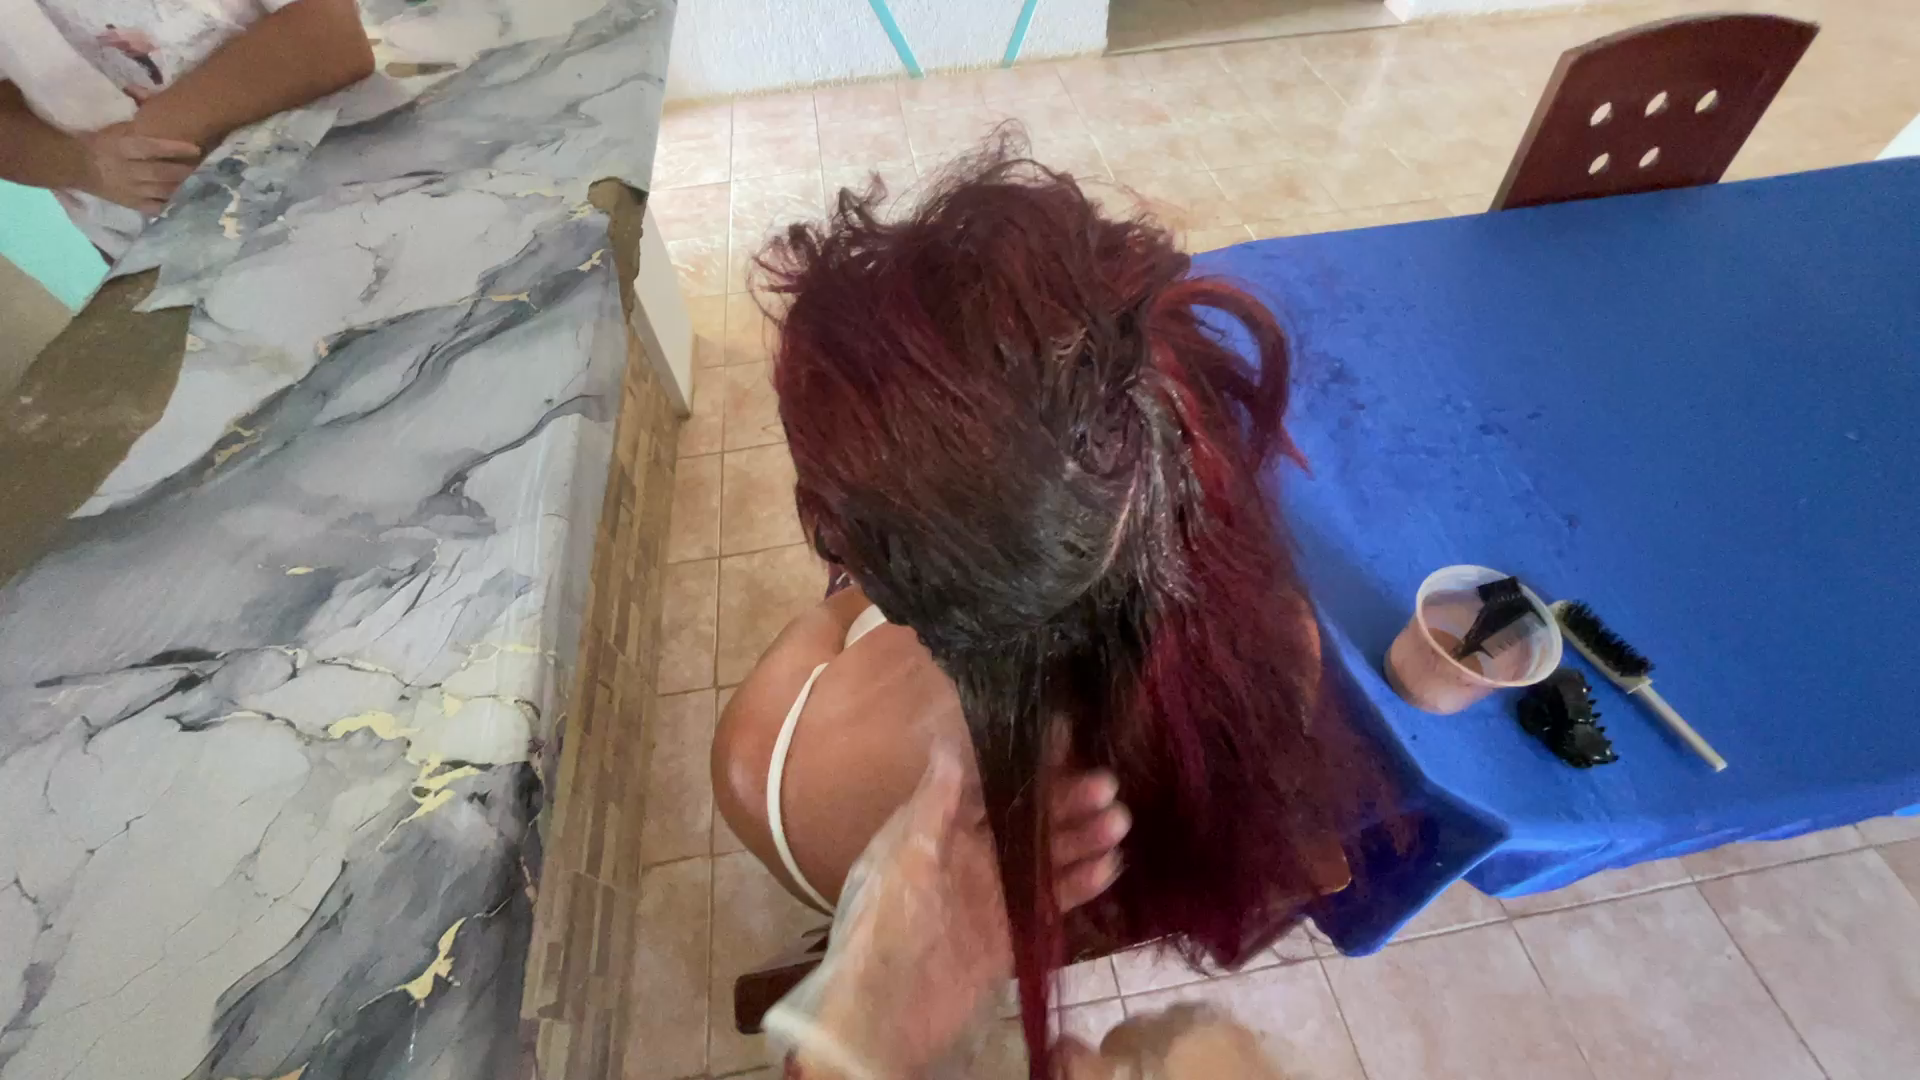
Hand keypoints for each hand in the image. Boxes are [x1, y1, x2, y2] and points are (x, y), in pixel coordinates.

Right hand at [72, 123, 199, 214]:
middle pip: (162, 172)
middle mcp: (126, 169)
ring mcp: (131, 189)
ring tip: (209, 186)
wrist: (71, 164)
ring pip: (165, 191)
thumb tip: (153, 110)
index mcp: (118, 147)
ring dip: (188, 189)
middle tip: (211, 170)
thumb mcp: (112, 132)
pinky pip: (159, 207)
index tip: (196, 148)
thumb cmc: (99, 144)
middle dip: (187, 171)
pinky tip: (193, 203)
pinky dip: (176, 206)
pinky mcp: (133, 203)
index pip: (148, 147)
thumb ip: (135, 128)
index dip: (173, 148)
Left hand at [771, 747, 1130, 1078]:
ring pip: (1045, 856)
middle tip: (1108, 787)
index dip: (1028, 766)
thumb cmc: (886, 921)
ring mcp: (994, 894)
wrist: (882, 1016)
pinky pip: (1051, 902)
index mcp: (942, 827)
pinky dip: (1079, 885)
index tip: (1067, 741)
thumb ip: (935, 802)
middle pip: (1026, 818)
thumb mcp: (905, 854)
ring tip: (1118, 821)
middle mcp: (972, 853)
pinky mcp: (1011, 933)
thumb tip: (948, 742)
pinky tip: (1109, 867)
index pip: (992, 785)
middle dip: (1066, 801)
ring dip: (1081, 838)